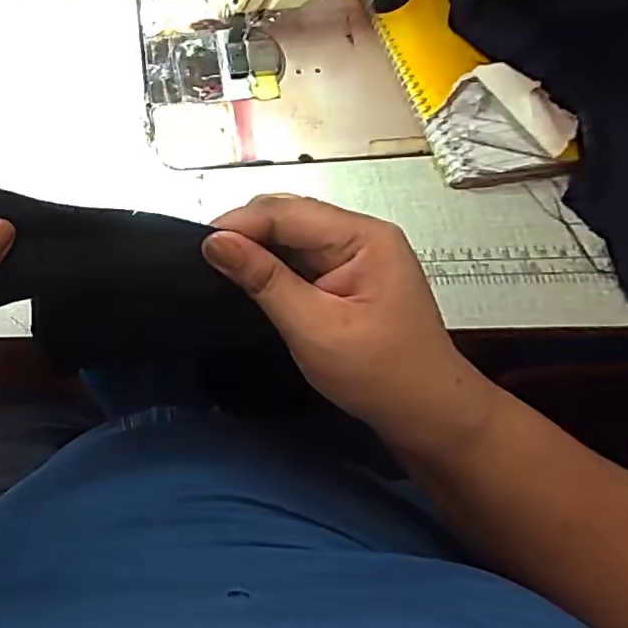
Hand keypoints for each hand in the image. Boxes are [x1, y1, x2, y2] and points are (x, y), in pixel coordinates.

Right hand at [201, 194, 501, 461]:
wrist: (428, 415)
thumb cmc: (380, 375)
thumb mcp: (313, 327)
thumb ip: (263, 280)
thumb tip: (216, 243)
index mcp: (364, 237)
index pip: (287, 212)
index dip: (239, 223)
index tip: (200, 244)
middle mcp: (361, 235)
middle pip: (288, 215)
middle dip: (245, 231)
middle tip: (208, 259)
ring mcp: (355, 253)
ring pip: (290, 234)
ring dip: (256, 248)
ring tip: (222, 268)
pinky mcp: (346, 273)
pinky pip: (299, 256)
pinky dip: (271, 264)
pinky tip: (251, 278)